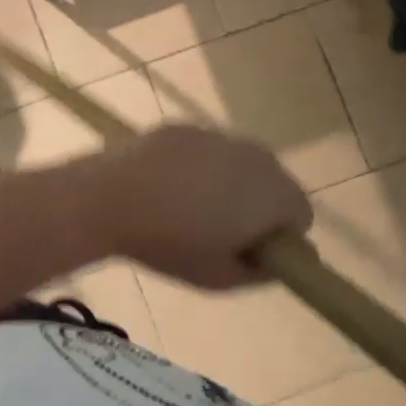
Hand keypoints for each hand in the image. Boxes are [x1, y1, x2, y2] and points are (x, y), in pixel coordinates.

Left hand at [106, 124, 312, 289]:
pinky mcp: (181, 127)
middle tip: (212, 232)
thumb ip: (262, 273)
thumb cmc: (168, 243)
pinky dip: (190, 166)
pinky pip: (201, 151)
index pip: (299, 218)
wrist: (105, 198)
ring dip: (223, 184)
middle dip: (253, 207)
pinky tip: (160, 185)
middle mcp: (257, 156)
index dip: (276, 239)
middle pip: (271, 186)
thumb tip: (281, 263)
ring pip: (235, 165)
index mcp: (276, 193)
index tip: (244, 252)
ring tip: (181, 208)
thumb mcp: (219, 277)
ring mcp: (217, 135)